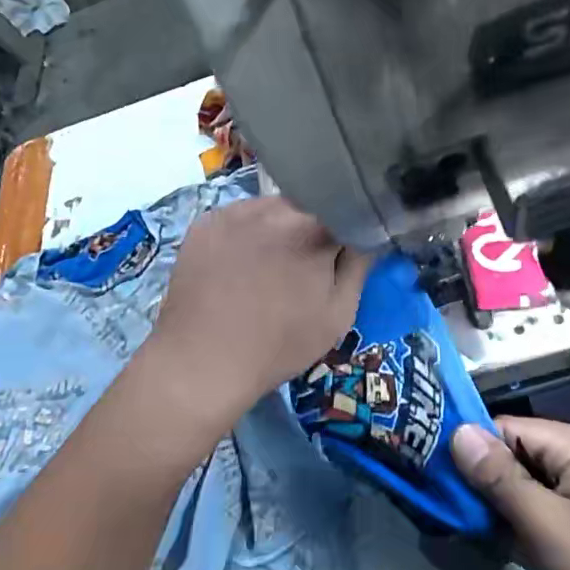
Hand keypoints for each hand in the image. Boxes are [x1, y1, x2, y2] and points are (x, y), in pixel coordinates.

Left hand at [148, 196, 373, 415]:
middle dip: (315, 230)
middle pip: (309, 207)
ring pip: (274, 209)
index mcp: (314, 227)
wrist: (201, 363)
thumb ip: (359, 267)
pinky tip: (241, 264)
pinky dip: (249, 233)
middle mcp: (275, 207)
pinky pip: (240, 218)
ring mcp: (235, 211)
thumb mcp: (338, 314)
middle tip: (307, 268)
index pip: (347, 213)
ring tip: (271, 267)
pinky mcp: (205, 222)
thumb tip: (368, 236)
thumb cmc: (279, 344)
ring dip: (281, 228)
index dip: (350, 235)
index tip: (346, 256)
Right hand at [451, 416, 569, 569]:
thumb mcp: (550, 532)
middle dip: (488, 482)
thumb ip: (501, 480)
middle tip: (448, 513)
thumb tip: (457, 431)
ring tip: (472, 532)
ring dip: (507, 507)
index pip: (510, 427)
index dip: (472, 450)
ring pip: (536, 483)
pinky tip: (511, 547)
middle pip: (523, 453)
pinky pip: (556, 505)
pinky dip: (531, 522)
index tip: (434, 479)